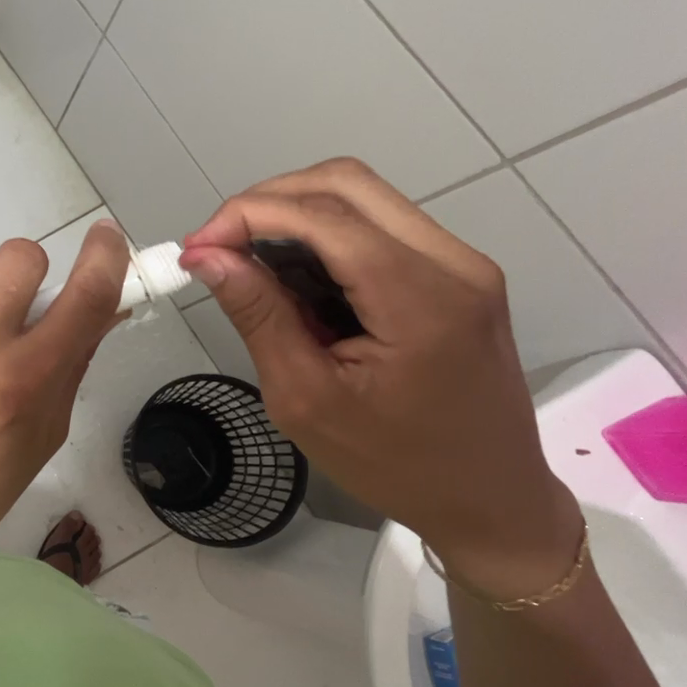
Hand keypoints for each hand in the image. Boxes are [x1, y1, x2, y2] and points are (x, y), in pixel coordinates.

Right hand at [181, 159, 580, 597]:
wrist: (491, 503)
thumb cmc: (394, 464)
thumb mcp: (305, 399)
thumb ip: (258, 315)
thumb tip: (205, 256)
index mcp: (422, 300)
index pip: (323, 216)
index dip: (247, 215)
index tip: (194, 249)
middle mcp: (453, 263)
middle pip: (344, 183)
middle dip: (266, 201)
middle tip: (217, 247)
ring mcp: (461, 264)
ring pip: (360, 196)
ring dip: (292, 215)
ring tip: (247, 263)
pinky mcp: (456, 274)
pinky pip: (377, 225)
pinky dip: (321, 235)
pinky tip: (292, 278)